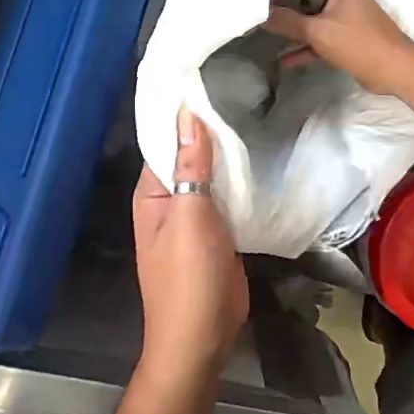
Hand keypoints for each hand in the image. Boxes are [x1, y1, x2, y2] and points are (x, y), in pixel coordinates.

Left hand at [132, 109, 247, 379]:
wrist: (203, 336)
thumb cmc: (189, 278)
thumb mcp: (190, 217)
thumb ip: (192, 167)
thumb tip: (188, 114)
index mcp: (152, 193)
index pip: (165, 140)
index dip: (185, 111)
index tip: (210, 77)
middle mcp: (170, 198)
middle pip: (190, 154)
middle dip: (212, 128)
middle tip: (245, 88)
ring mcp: (195, 215)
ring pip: (212, 174)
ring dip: (229, 153)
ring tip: (257, 112)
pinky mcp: (218, 229)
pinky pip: (227, 195)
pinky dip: (240, 178)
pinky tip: (261, 157)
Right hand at [264, 0, 413, 95]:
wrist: (396, 70)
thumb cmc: (358, 43)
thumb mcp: (318, 31)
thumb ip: (288, 22)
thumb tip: (260, 13)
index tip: (259, 6)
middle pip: (307, 4)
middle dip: (285, 16)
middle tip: (259, 24)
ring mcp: (348, 21)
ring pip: (315, 24)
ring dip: (295, 35)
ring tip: (267, 42)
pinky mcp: (350, 41)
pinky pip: (323, 41)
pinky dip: (308, 49)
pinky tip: (286, 61)